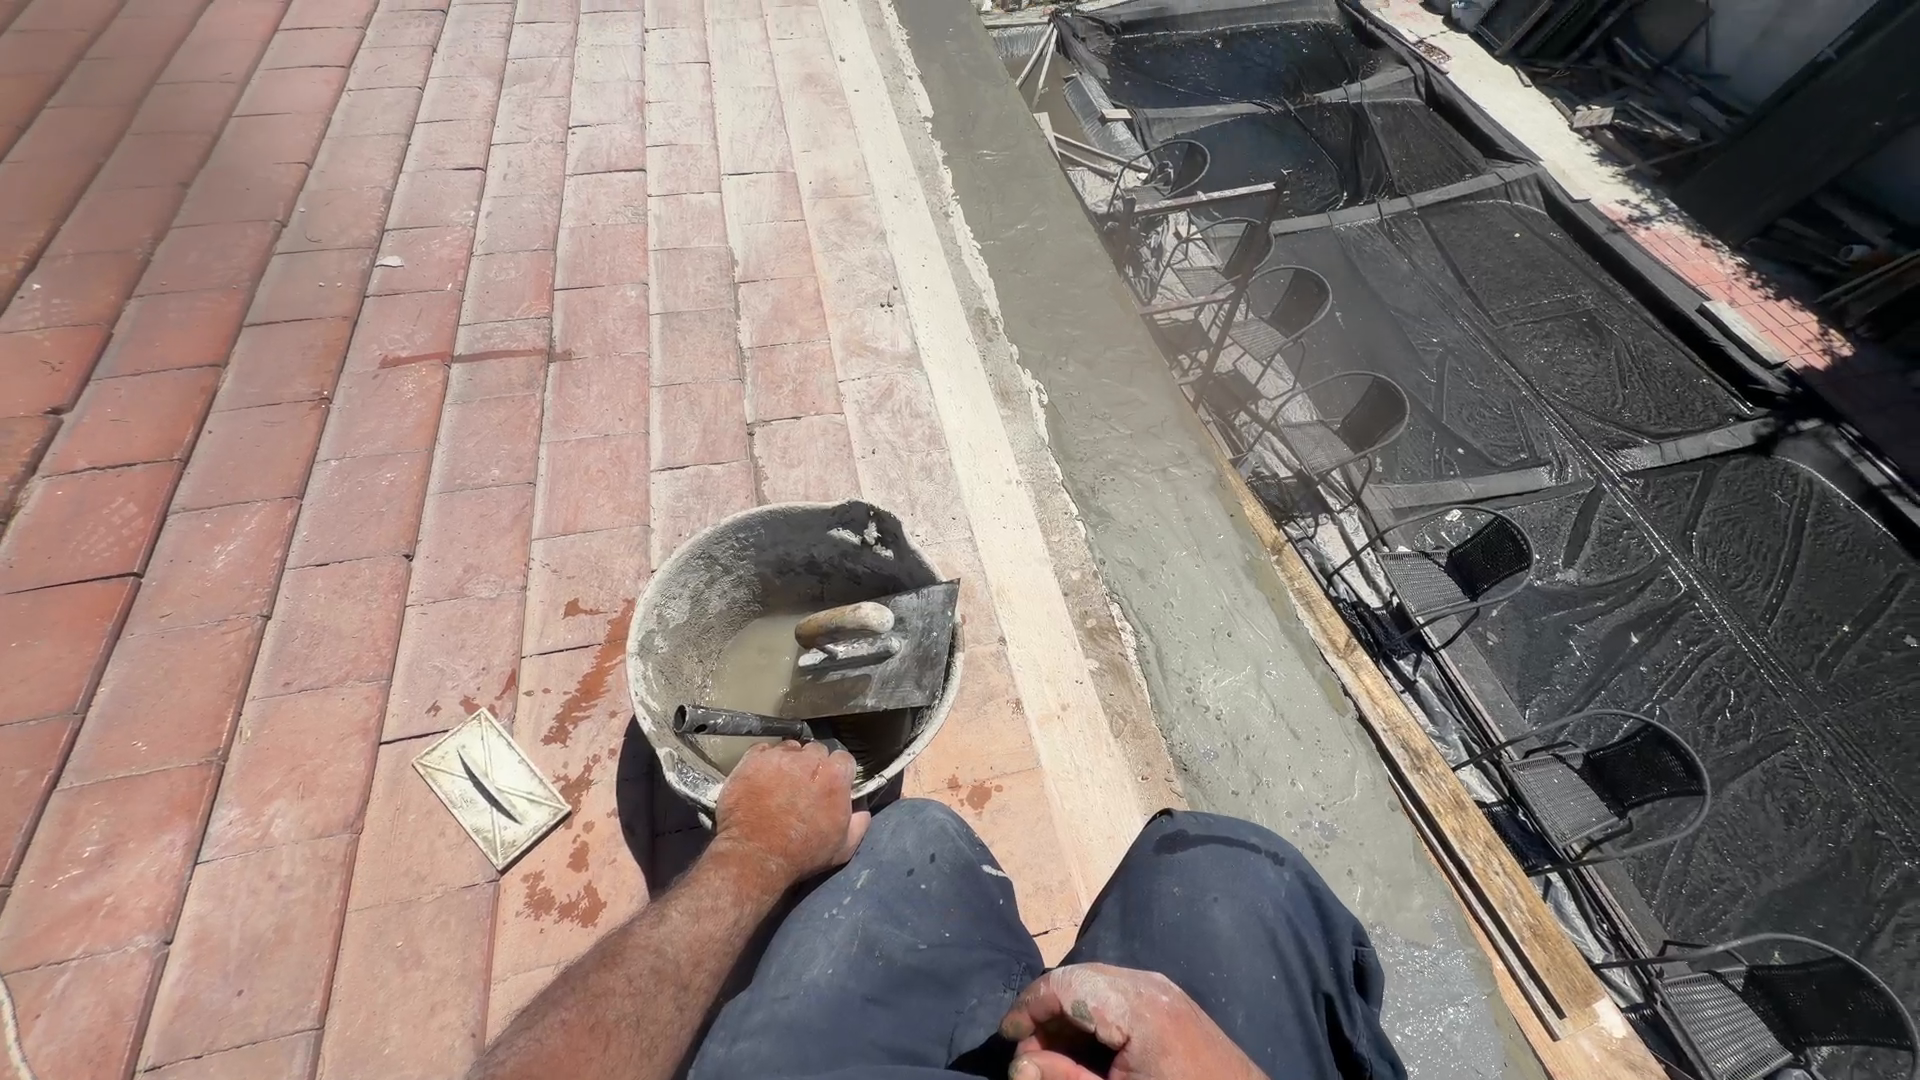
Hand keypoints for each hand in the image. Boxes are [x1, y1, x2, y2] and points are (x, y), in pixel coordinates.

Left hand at [711, 741, 869, 890]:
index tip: (831, 786)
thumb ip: (859, 822)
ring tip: (781, 784)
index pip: (844, 760)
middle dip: (814, 766)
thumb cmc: (800, 854)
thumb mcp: (843, 848)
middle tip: (804, 788)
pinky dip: (765, 761)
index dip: (839, 774)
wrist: (753, 856)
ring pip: (790, 748)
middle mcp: (808, 759)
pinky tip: (762, 780)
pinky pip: (763, 750)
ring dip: (790, 762)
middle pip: (817, 751)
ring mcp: (779, 757)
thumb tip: (861, 809)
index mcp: (834, 775)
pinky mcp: (753, 760)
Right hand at [999, 964, 1266, 1079]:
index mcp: (1137, 1006)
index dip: (1028, 1007)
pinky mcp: (1168, 999)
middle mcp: (1147, 982)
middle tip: (1027, 1056)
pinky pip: (1116, 993)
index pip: (1065, 984)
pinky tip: (1083, 1048)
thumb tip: (1019, 1063)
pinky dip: (1092, 1014)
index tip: (1005, 1037)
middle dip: (1046, 1013)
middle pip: (1078, 978)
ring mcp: (1160, 987)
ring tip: (1051, 1056)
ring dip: (1067, 1013)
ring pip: (1094, 983)